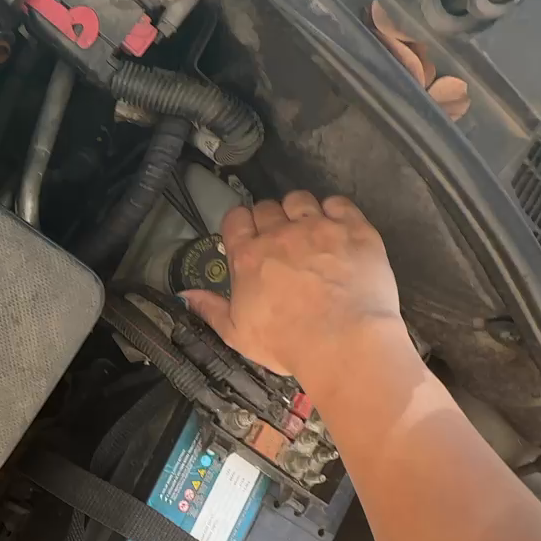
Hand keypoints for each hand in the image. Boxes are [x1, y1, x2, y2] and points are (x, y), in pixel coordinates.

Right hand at [181, 192, 407, 388]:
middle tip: (276, 240)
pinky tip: (334, 227)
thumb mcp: (235, 332)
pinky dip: (333, 210)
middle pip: (267, 207)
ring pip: (300, 199)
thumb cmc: (283, 341)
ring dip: (298, 211)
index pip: (235, 219)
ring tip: (305, 230)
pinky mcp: (354, 229)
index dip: (239, 224)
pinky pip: (339, 202)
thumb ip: (210, 308)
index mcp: (247, 256)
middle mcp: (280, 234)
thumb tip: (185, 295)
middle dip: (268, 219)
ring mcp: (319, 227)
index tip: (245, 236)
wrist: (341, 340)